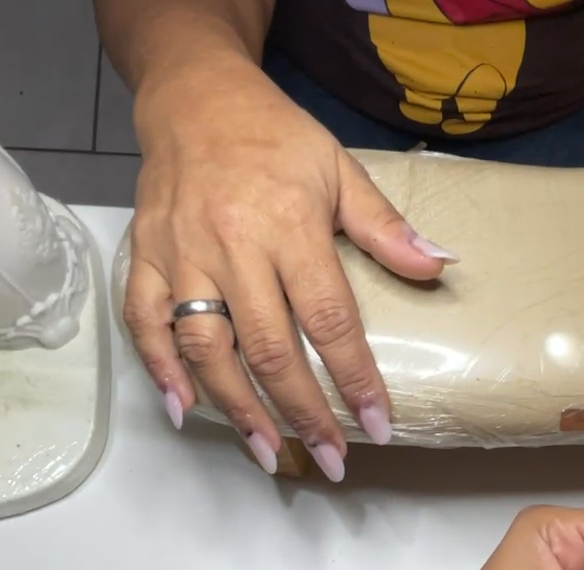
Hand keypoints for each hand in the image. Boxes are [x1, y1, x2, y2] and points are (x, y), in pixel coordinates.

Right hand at [120, 56, 453, 478]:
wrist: (193, 95)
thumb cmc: (275, 138)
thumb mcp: (340, 169)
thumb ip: (387, 227)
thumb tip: (439, 267)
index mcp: (287, 226)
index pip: (330, 320)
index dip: (355, 379)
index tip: (378, 425)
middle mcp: (232, 247)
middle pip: (270, 348)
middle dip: (303, 413)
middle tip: (331, 459)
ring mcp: (182, 256)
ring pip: (206, 347)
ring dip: (238, 407)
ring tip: (268, 454)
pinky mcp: (146, 257)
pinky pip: (144, 321)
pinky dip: (160, 369)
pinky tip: (185, 411)